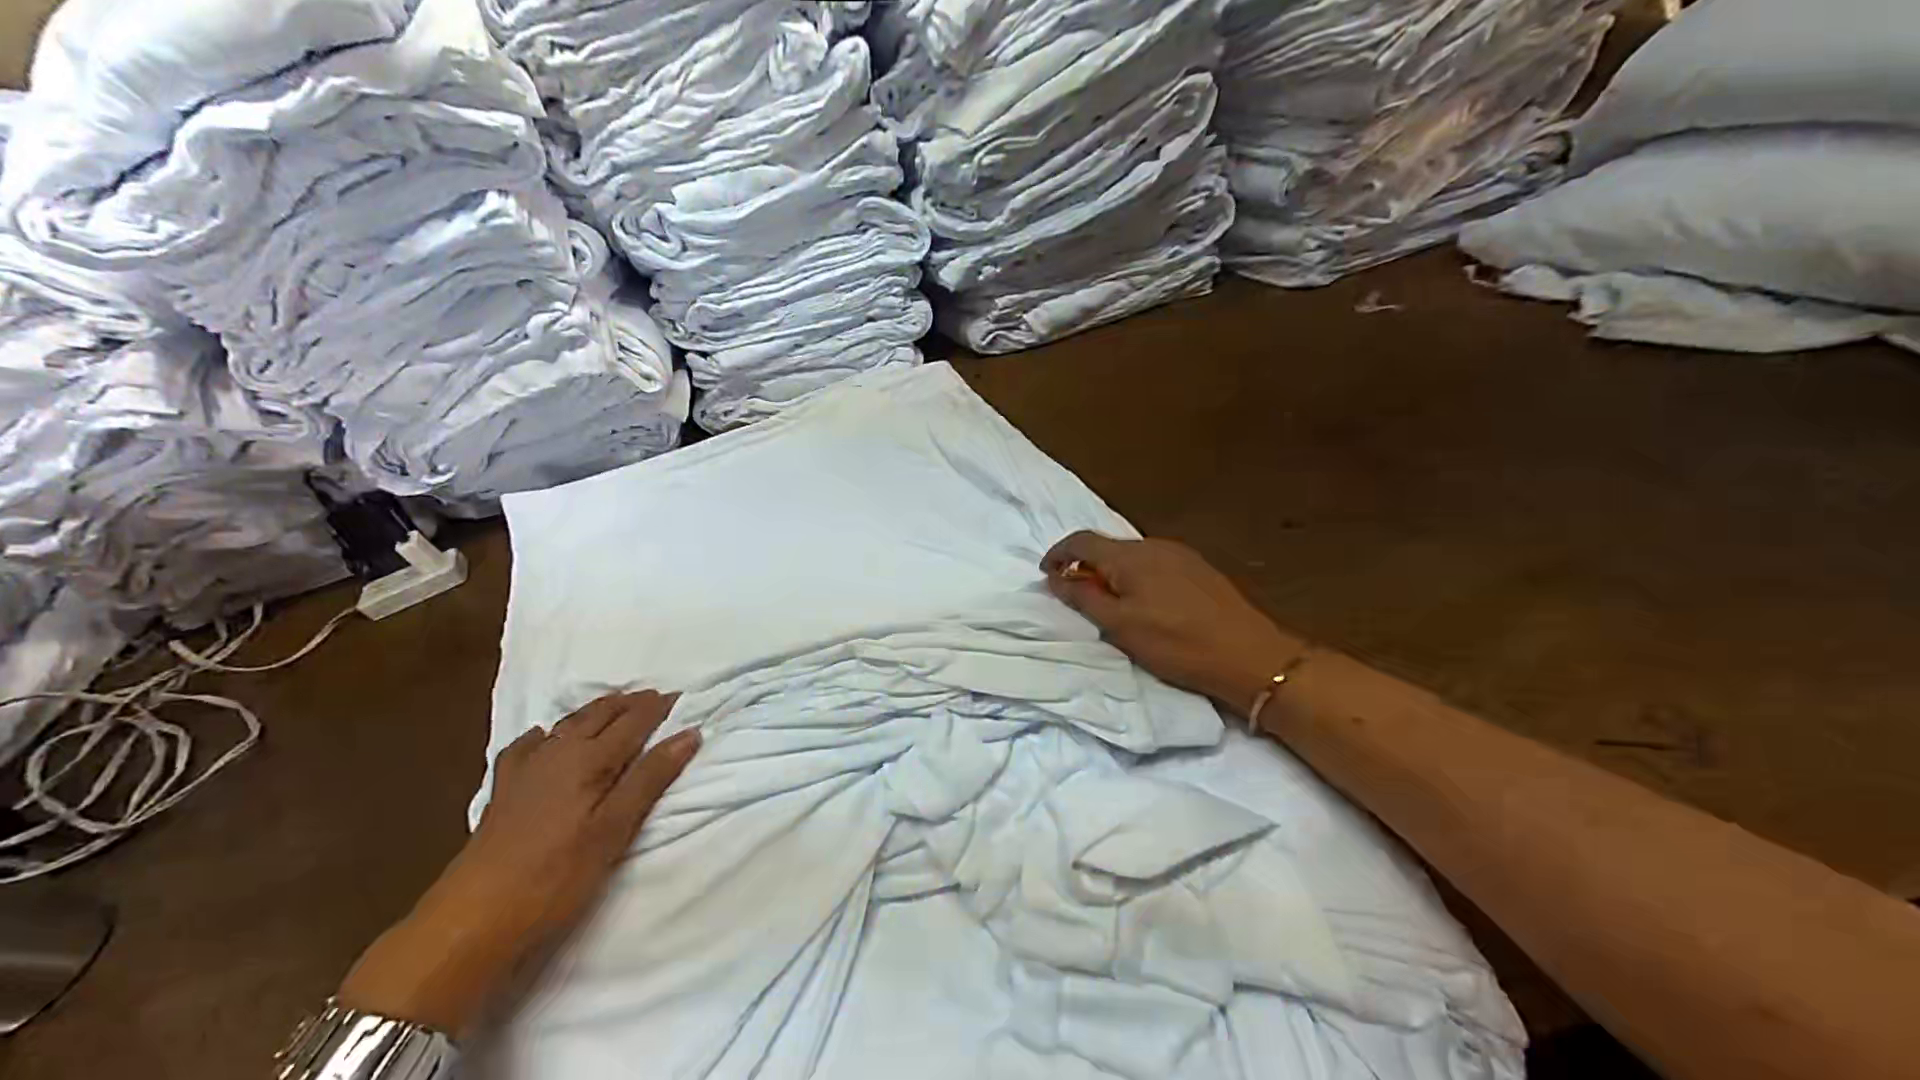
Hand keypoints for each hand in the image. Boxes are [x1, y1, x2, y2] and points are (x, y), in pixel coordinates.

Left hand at [338, 691, 698, 1032]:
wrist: (472, 920)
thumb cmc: (556, 876)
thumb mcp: (614, 829)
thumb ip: (650, 777)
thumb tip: (688, 733)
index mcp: (588, 759)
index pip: (632, 722)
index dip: (657, 708)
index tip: (680, 696)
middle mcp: (557, 753)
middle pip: (599, 715)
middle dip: (628, 703)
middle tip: (653, 696)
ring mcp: (525, 770)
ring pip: (566, 725)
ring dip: (595, 711)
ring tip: (614, 705)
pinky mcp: (503, 792)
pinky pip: (526, 747)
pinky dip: (544, 735)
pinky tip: (543, 737)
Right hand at [1042, 532, 1306, 715]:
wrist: (1248, 654)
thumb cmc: (1175, 643)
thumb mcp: (1120, 626)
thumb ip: (1084, 598)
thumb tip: (1057, 578)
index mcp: (1129, 556)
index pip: (1081, 541)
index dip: (1058, 554)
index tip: (1046, 574)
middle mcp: (1153, 545)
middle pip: (1107, 546)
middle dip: (1085, 566)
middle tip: (1075, 595)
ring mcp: (1180, 555)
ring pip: (1132, 556)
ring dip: (1111, 573)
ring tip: (1109, 603)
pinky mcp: (1199, 569)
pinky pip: (1154, 564)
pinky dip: (1136, 578)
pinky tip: (1145, 603)